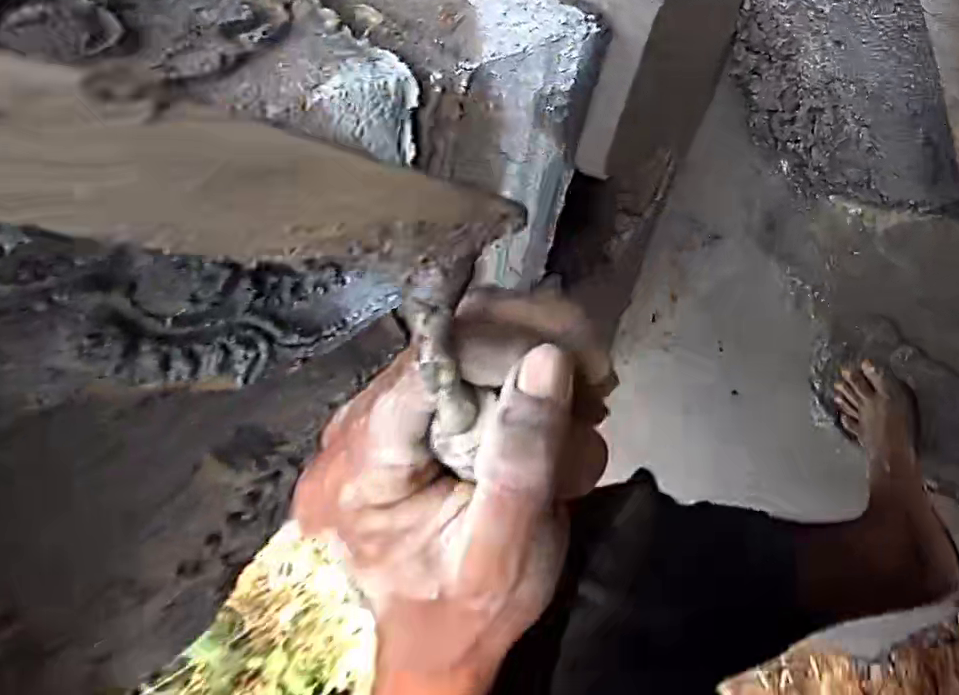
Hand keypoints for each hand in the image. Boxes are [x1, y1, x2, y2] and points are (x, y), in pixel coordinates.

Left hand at [293, 339, 603, 694]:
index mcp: (361, 467)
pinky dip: (545, 355)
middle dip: (545, 340)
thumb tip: (549, 357)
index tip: (574, 374)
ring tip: (589, 399)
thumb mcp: (505, 552)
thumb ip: (523, 461)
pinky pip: (492, 340)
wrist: (448, 637)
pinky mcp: (429, 393)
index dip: (508, 349)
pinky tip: (569, 400)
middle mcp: (364, 419)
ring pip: (483, 320)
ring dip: (553, 345)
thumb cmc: (470, 611)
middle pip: (462, 326)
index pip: (431, 361)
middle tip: (597, 384)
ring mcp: (396, 400)